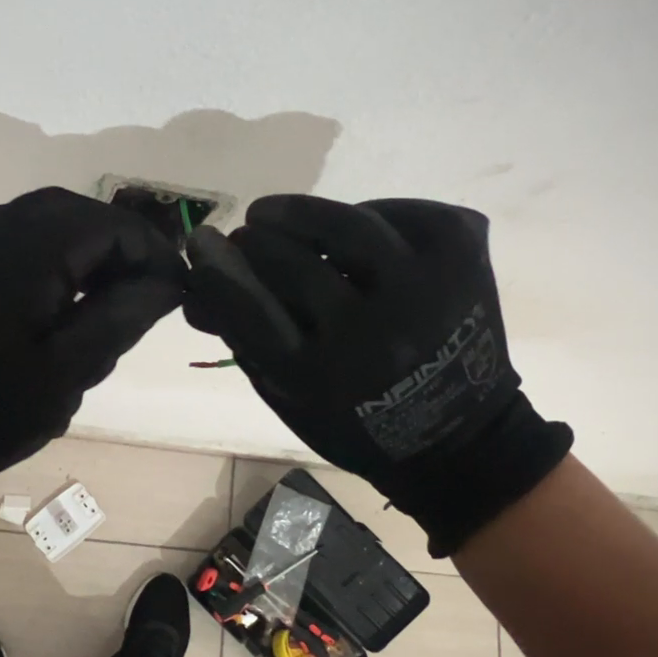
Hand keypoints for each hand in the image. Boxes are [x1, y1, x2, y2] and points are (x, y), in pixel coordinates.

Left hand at [0, 187, 184, 582]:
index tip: (177, 297)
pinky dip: (45, 262)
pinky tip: (50, 308)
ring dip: (82, 254)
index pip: (113, 226)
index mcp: (27, 250)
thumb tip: (166, 282)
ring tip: (102, 306)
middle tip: (143, 299)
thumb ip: (119, 318)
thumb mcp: (62, 376)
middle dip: (119, 250)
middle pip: (77, 214)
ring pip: (41, 225)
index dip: (155, 256)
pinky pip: (9, 243)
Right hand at [184, 194, 570, 554]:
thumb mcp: (292, 402)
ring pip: (348, 224)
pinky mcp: (463, 260)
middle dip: (255, 243)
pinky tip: (351, 223)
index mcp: (323, 378)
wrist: (462, 444)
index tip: (199, 242)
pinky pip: (403, 213)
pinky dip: (370, 212)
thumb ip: (244, 343)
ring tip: (275, 214)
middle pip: (291, 263)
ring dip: (300, 213)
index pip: (248, 307)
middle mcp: (375, 333)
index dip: (215, 268)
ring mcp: (426, 290)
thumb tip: (194, 293)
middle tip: (246, 234)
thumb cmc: (358, 427)